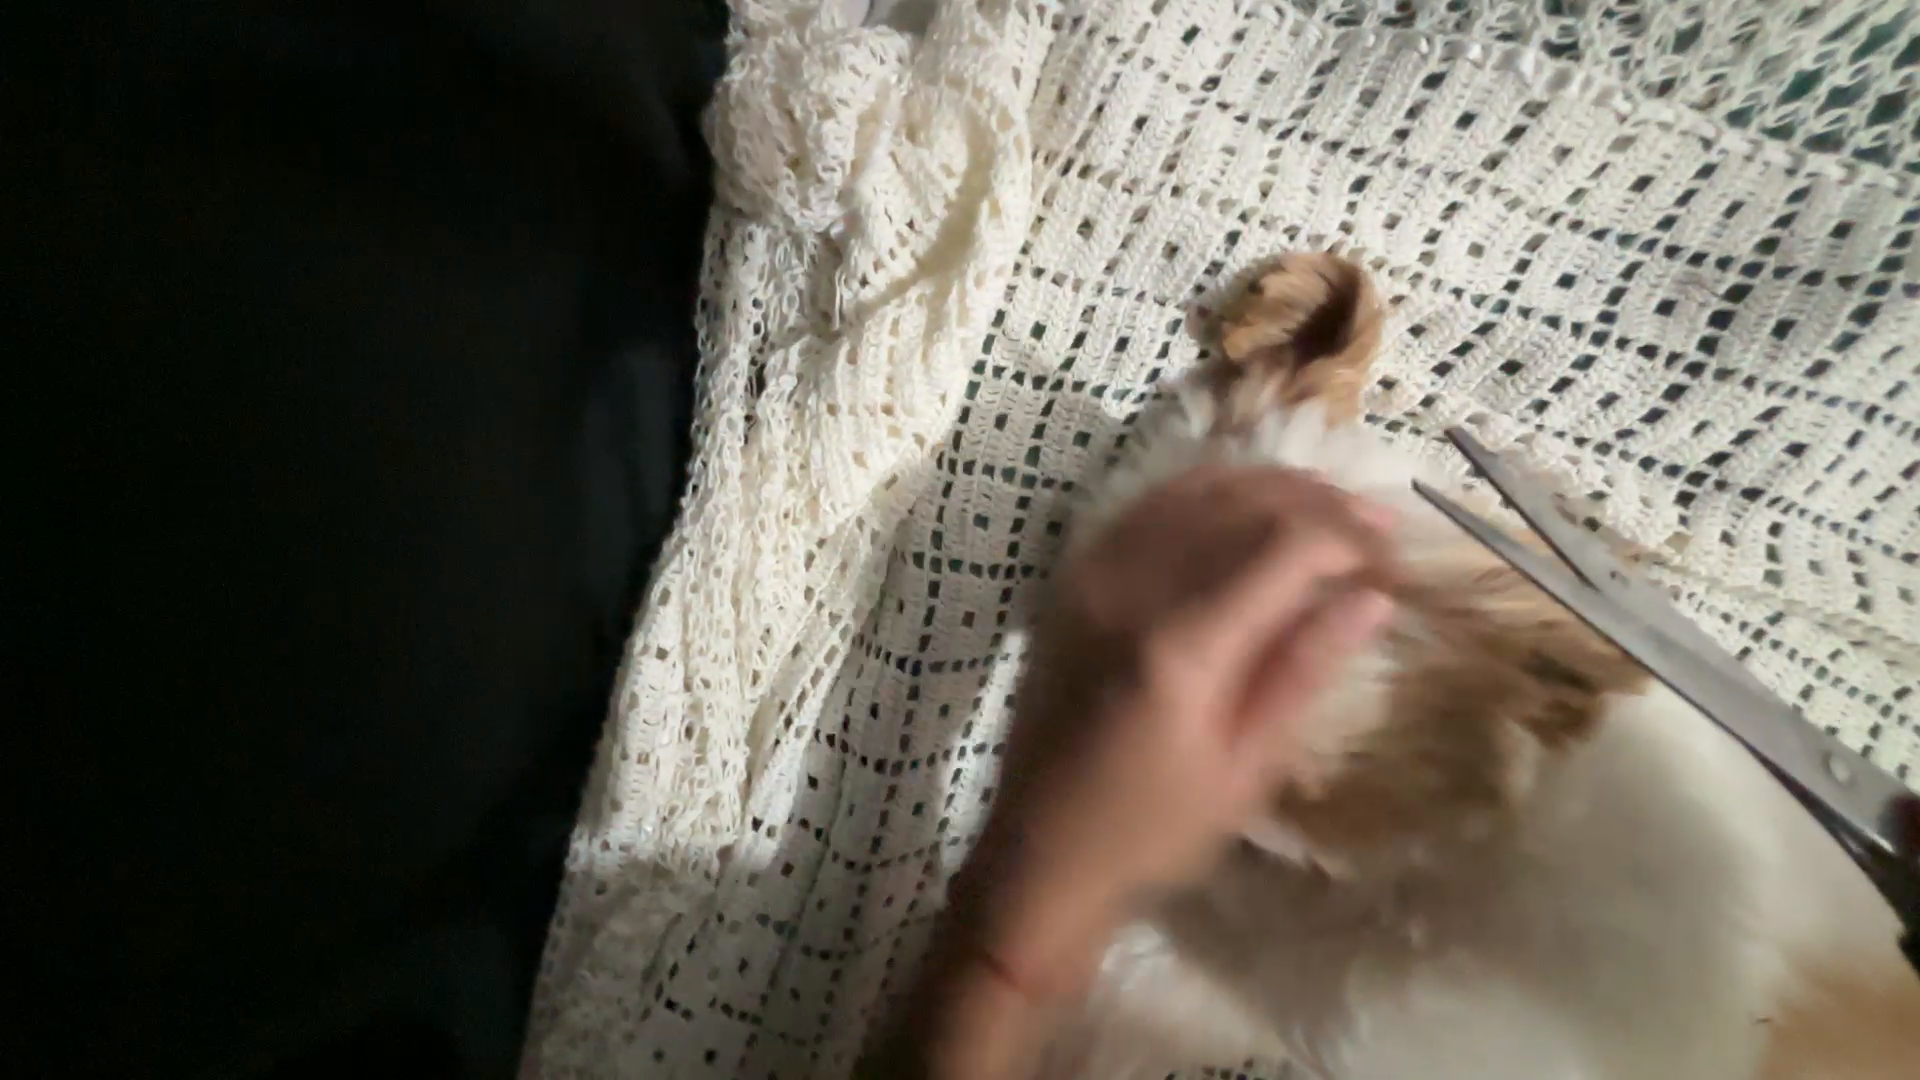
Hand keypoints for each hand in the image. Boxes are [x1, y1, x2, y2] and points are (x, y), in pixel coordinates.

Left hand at [957, 465, 1396, 994]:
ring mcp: (1089, 575)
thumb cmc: (1150, 829)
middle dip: (1318, 502)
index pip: (1284, 545)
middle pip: (1239, 503)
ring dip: (1263, 486)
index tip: (1393, 560)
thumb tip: (1370, 598)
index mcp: (1180, 644)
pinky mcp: (1069, 580)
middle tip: (1373, 524)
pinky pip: (1141, 509)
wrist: (1038, 845)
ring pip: (1188, 491)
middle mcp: (1128, 588)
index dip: (1351, 537)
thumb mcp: (1244, 769)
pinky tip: (1237, 504)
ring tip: (1320, 506)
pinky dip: (1199, 493)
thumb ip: (1301, 670)